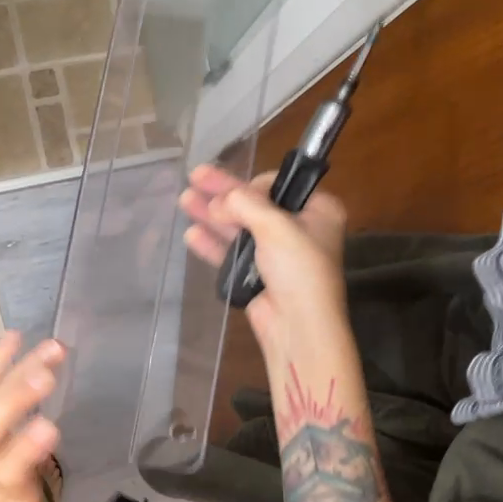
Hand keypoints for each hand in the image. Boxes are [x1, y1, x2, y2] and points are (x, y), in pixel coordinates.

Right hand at [179, 164, 348, 358]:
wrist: (297, 325)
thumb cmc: (298, 269)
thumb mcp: (276, 227)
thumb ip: (246, 205)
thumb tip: (220, 198)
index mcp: (317, 211)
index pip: (279, 186)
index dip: (252, 186)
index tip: (235, 194)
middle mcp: (298, 229)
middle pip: (254, 205)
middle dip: (223, 194)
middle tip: (195, 176)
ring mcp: (276, 254)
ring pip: (239, 228)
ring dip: (212, 215)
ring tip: (185, 200)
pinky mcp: (257, 276)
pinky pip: (232, 253)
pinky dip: (213, 243)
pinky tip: (192, 234)